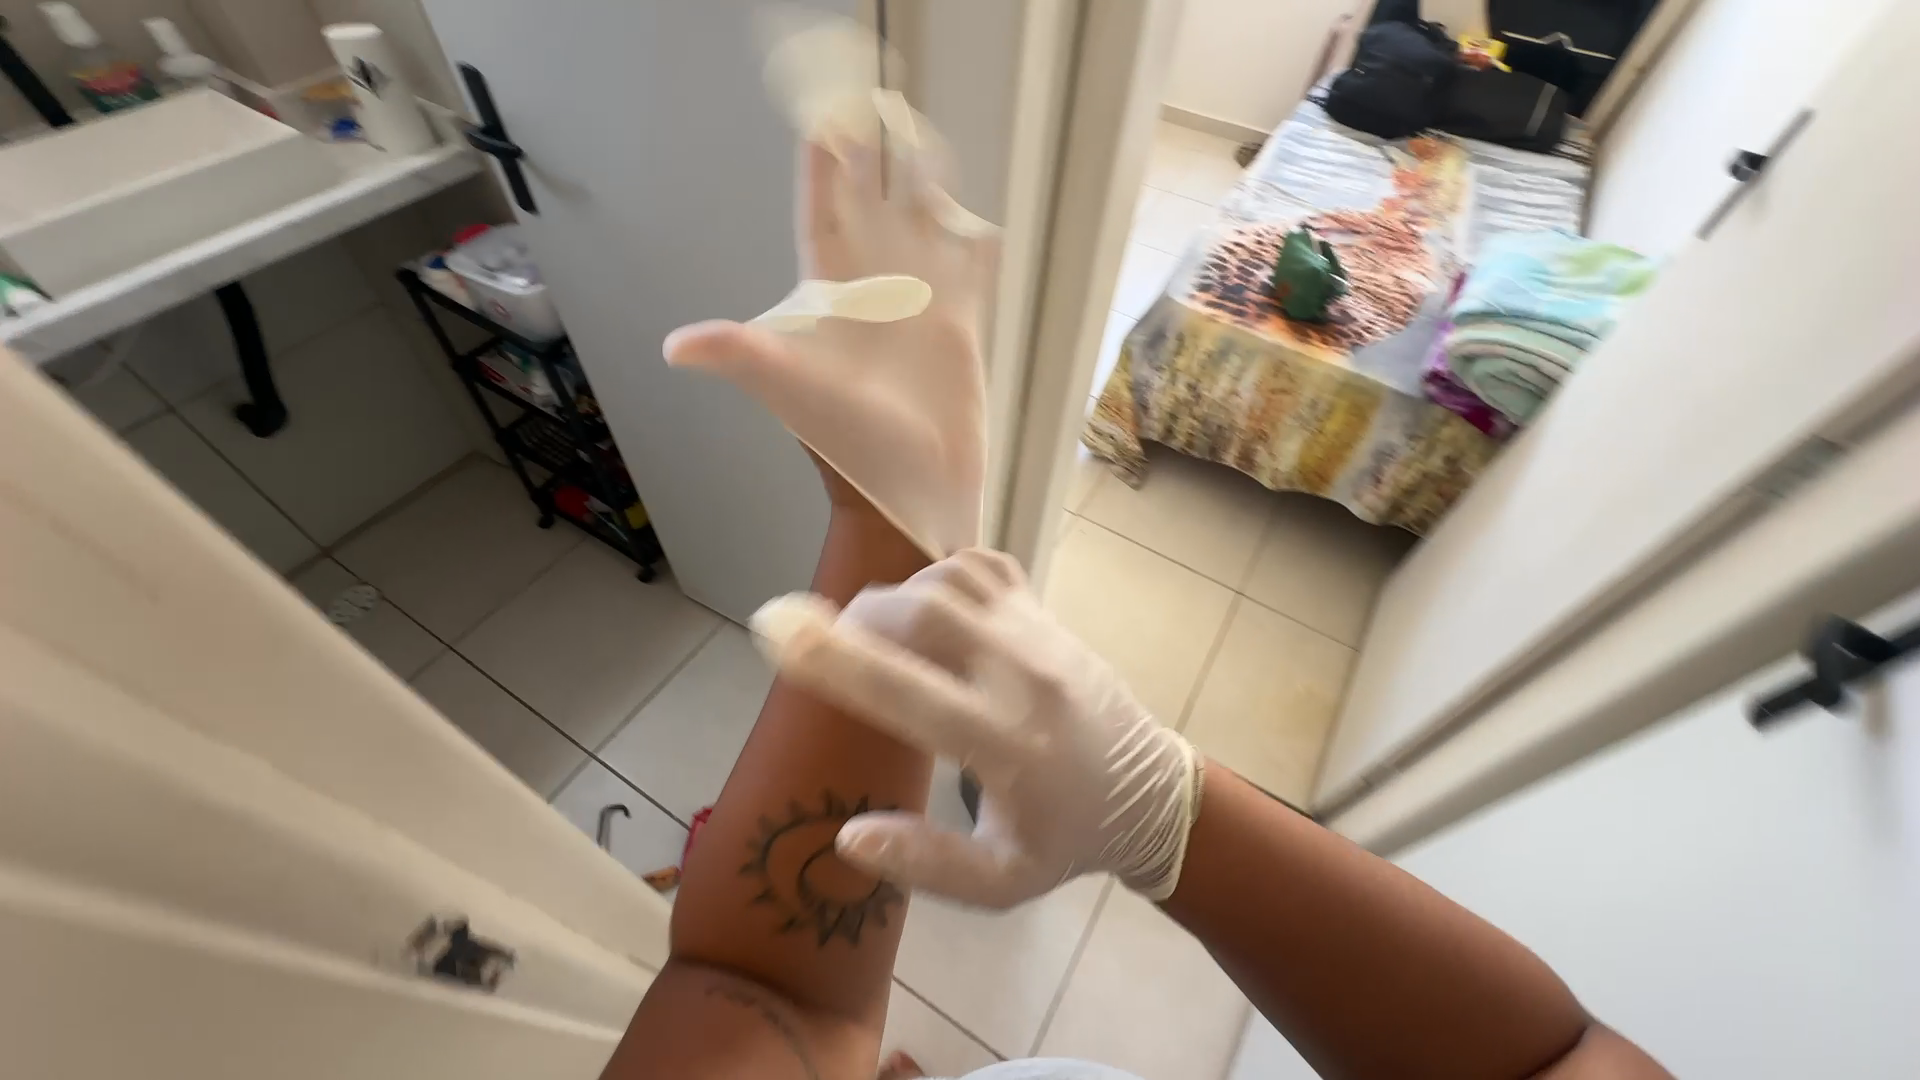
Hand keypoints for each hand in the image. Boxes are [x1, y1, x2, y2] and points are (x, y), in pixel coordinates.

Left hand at [664, 108, 998, 559]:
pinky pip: (966, 276)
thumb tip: (675, 346)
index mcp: (831, 299)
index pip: (825, 218)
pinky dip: (971, 248)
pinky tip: (976, 223)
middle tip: (878, 107)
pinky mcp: (958, 332)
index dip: (825, 172)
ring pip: (921, 236)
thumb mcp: (794, 393)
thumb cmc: (848, 443)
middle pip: (872, 213)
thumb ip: (744, 356)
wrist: (907, 489)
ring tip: (926, 145)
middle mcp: (872, 296)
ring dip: (922, 193)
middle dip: (874, 164)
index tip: (827, 121)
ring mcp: (917, 312)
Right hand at [749, 550, 1204, 907]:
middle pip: (924, 611)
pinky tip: (929, 607)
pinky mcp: (1047, 614)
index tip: (774, 627)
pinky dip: (939, 573)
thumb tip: (849, 836)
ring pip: (949, 579)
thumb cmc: (1066, 838)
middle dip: (860, 618)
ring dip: (898, 597)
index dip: (832, 658)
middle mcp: (1023, 676)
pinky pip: (983, 565)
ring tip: (880, 634)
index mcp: (1006, 747)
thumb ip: (927, 865)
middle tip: (832, 642)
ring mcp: (1040, 634)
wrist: (1149, 792)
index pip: (906, 691)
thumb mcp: (1002, 883)